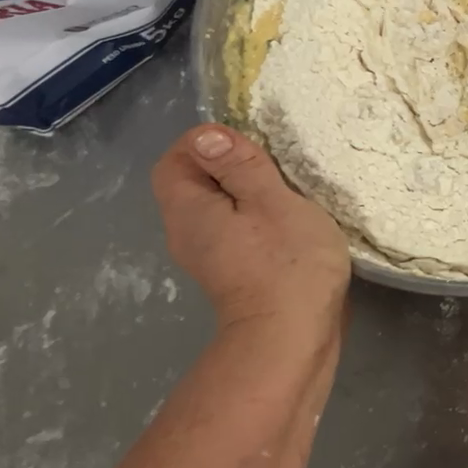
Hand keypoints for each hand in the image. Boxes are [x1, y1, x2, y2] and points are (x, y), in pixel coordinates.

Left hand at [151, 124, 349, 334]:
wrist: (292, 332)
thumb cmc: (287, 261)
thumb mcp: (273, 202)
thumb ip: (241, 168)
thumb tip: (206, 136)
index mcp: (190, 211)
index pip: (174, 162)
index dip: (205, 143)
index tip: (250, 143)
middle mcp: (187, 232)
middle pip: (193, 184)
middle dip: (229, 165)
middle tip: (277, 163)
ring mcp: (210, 255)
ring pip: (217, 208)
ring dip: (247, 192)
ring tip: (289, 189)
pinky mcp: (235, 270)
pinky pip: (235, 228)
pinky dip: (256, 216)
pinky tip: (289, 221)